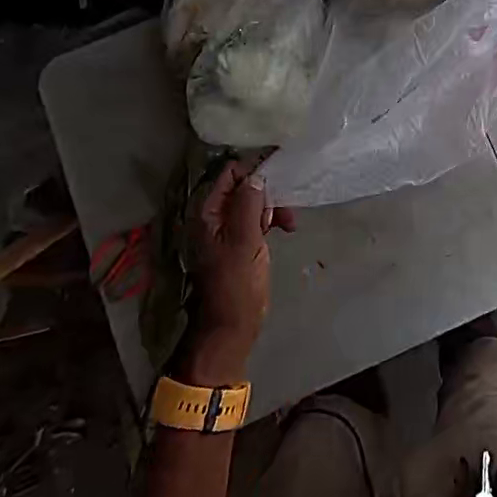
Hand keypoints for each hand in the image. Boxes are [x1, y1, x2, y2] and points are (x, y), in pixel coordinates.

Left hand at [179, 160, 295, 386]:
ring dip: (272, 207)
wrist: (231, 326)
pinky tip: (283, 230)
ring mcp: (226, 230)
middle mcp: (214, 216)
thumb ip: (249, 204)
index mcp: (208, 212)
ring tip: (288, 224)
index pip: (230, 173)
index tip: (281, 178)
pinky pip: (255, 220)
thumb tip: (257, 175)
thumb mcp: (244, 241)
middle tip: (285, 211)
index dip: (254, 171)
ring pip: (252, 203)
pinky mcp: (239, 243)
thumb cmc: (236, 284)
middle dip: (267, 192)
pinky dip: (269, 220)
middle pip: (243, 186)